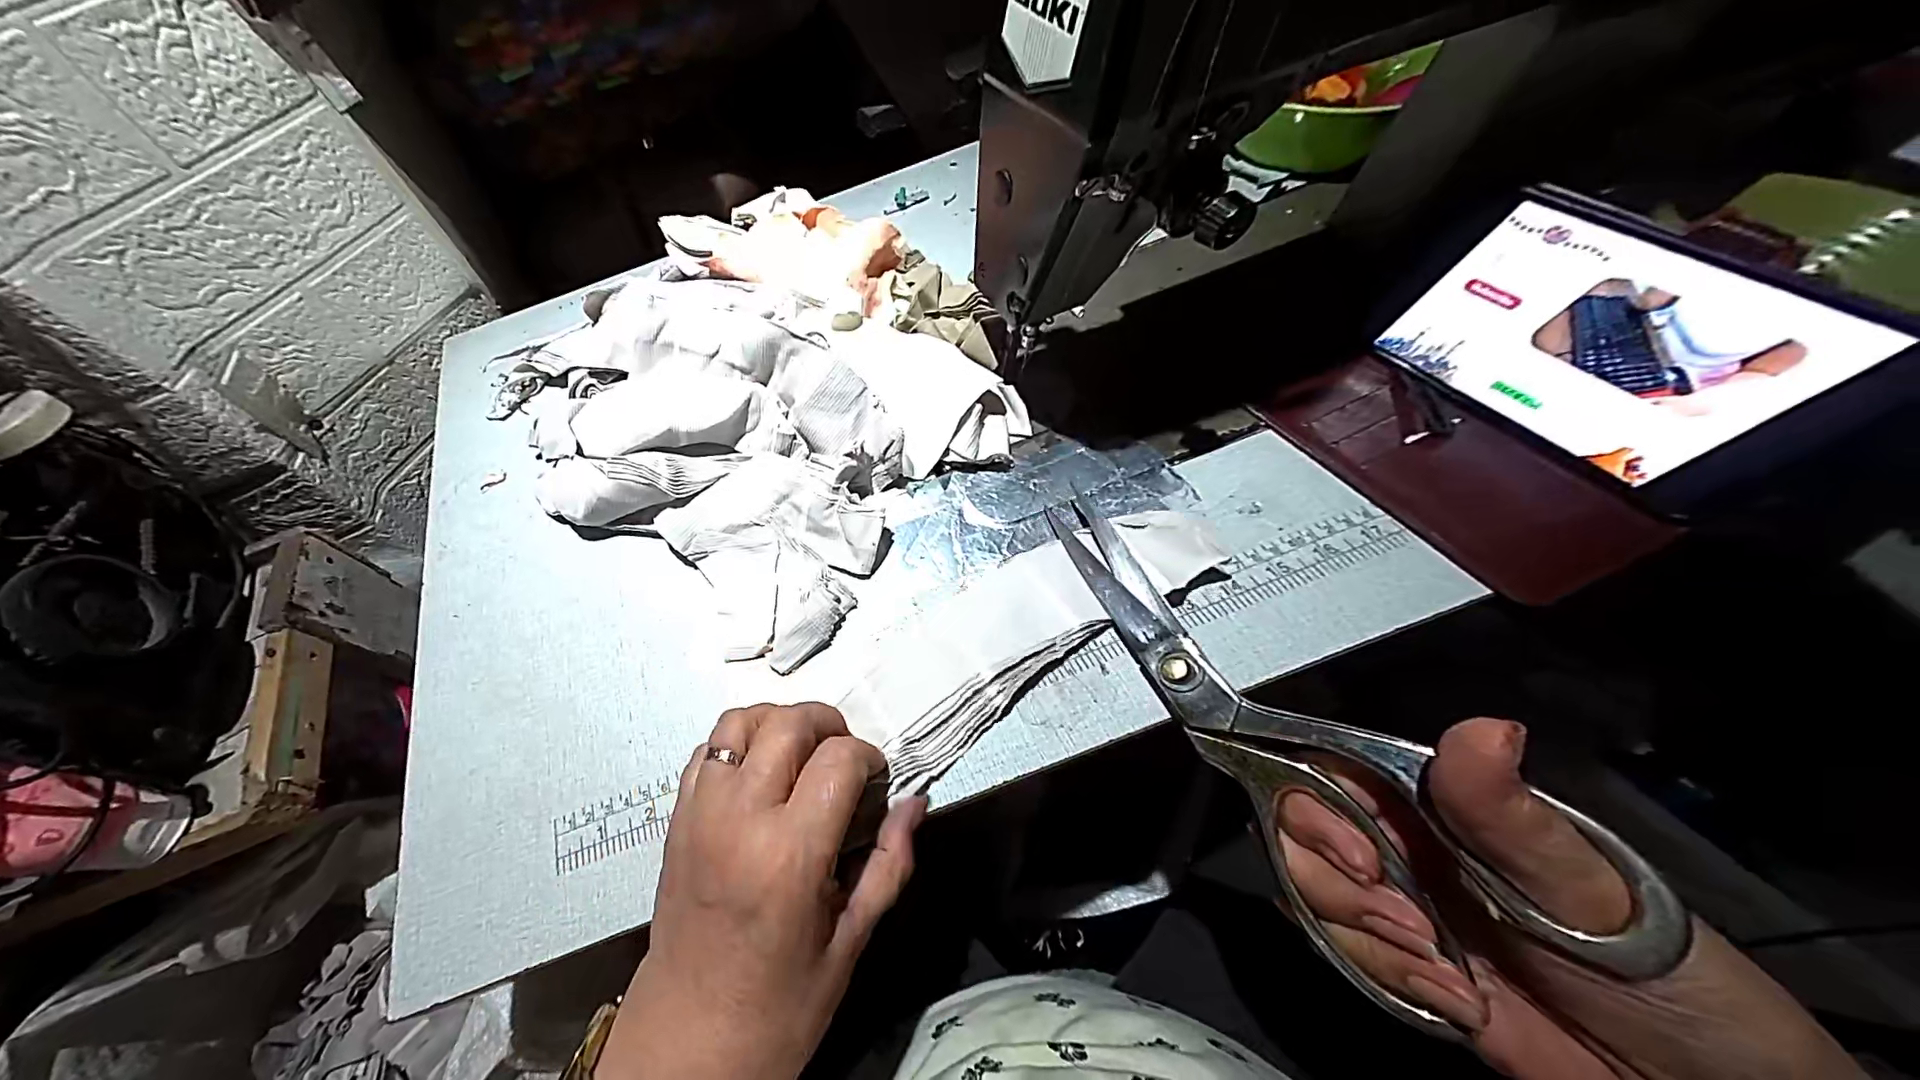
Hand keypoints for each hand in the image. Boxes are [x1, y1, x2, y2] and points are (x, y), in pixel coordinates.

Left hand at [600, 703, 925, 1079]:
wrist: (687, 1044)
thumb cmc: (775, 1006)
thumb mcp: (850, 940)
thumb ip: (890, 863)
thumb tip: (915, 805)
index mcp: (789, 856)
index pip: (839, 759)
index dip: (868, 758)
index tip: (875, 778)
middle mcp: (740, 822)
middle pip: (789, 724)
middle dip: (829, 726)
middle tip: (845, 758)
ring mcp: (701, 816)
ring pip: (740, 722)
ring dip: (780, 722)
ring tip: (803, 751)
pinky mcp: (677, 821)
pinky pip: (706, 750)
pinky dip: (739, 742)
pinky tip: (762, 770)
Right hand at [1276, 717, 1863, 1079]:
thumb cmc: (1664, 969)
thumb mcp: (1587, 883)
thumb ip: (1511, 812)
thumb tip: (1482, 732)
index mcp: (1430, 802)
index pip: (1327, 774)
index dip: (1317, 808)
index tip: (1362, 856)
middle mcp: (1397, 842)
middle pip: (1298, 835)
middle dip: (1334, 883)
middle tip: (1410, 920)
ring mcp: (1393, 901)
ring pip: (1309, 894)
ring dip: (1364, 938)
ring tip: (1446, 968)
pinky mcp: (1396, 962)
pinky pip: (1342, 954)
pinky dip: (1383, 977)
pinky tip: (1451, 996)